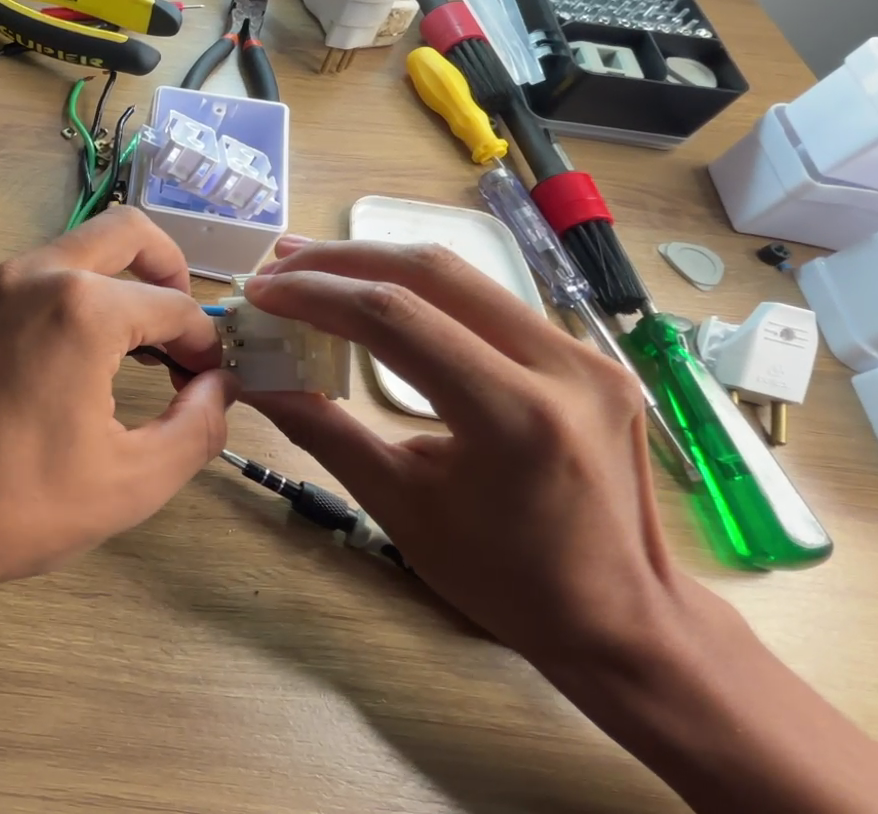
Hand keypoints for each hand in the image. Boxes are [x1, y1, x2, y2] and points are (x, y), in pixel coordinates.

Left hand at [0, 207, 238, 634]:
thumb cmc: (18, 506)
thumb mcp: (133, 481)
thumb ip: (199, 426)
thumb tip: (218, 387)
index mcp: (82, 308)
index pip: (175, 305)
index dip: (205, 345)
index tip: (209, 383)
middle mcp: (33, 275)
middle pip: (126, 234)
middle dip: (170, 271)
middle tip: (180, 331)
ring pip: (73, 250)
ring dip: (116, 283)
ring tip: (133, 350)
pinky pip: (31, 279)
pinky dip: (67, 297)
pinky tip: (70, 358)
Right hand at [239, 237, 686, 663]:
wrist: (625, 618)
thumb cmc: (503, 579)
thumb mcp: (398, 506)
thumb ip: (322, 430)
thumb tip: (252, 382)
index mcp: (514, 416)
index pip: (394, 317)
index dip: (314, 295)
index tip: (259, 293)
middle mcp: (563, 366)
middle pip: (433, 273)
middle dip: (341, 260)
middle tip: (277, 266)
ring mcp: (587, 355)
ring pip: (463, 278)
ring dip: (379, 266)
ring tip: (312, 269)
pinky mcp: (588, 357)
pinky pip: (488, 303)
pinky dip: (420, 292)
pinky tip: (376, 296)